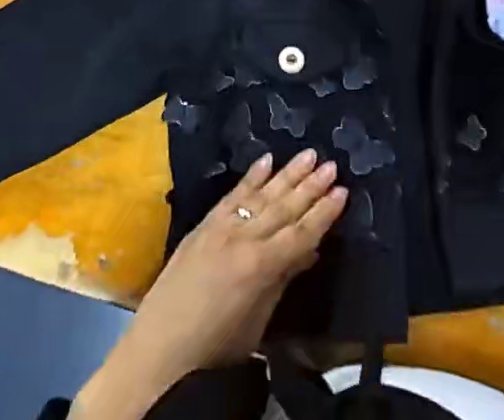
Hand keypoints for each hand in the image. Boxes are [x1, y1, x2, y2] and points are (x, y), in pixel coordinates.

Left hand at [72, 149, 348, 419]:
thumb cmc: (216, 346)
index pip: (300, 234)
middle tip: (331, 164)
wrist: (160, 348)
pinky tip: (265, 161)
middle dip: (310, 186)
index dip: (323, 214)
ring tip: (308, 154)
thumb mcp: (258, 320)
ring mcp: (221, 228)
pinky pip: (231, 195)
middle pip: (283, 208)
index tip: (343, 191)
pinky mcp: (203, 225)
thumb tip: (309, 251)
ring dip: (287, 174)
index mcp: (260, 266)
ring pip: (261, 195)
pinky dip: (250, 178)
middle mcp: (242, 239)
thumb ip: (283, 279)